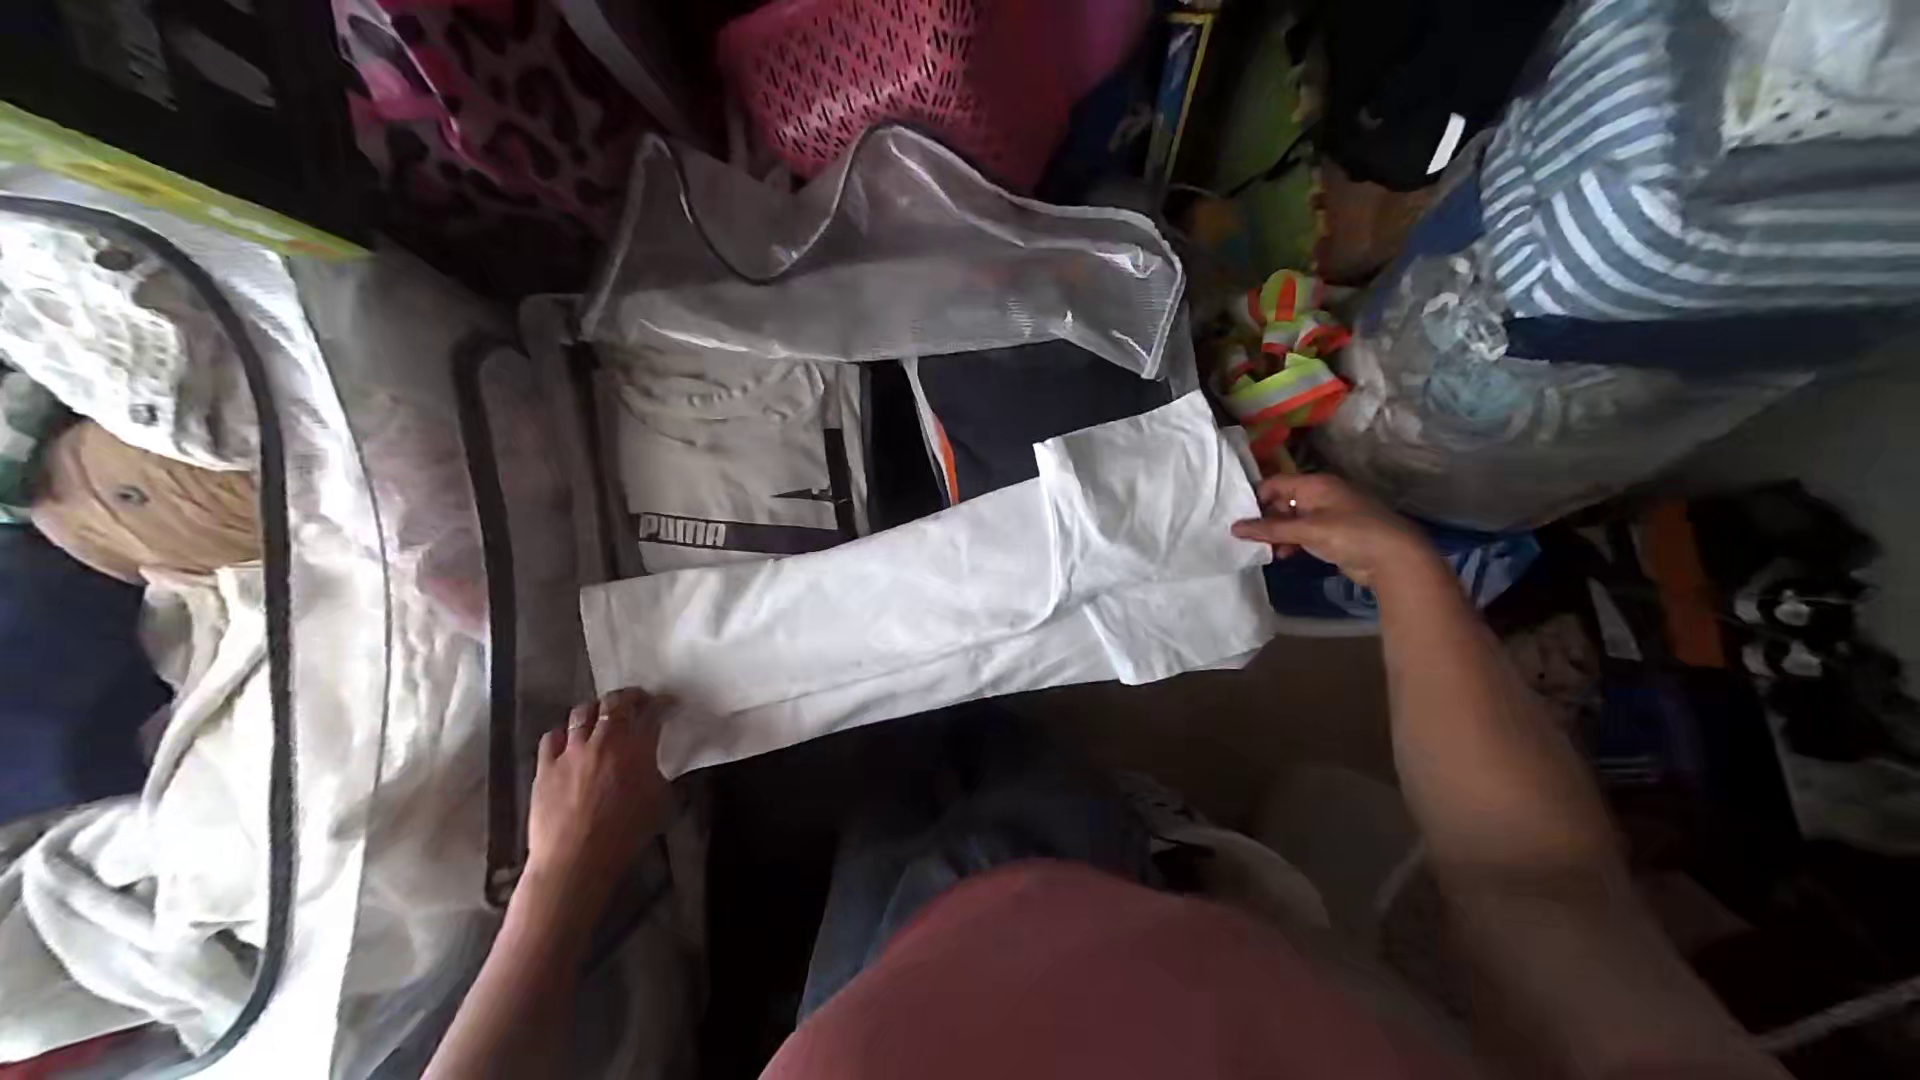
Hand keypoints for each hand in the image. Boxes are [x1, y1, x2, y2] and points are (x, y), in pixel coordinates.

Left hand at [524, 688, 671, 903]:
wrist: (575, 859)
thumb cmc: (626, 833)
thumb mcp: (660, 801)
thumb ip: (660, 773)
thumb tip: (656, 764)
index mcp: (637, 747)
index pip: (653, 712)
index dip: (662, 703)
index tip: (667, 704)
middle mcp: (604, 740)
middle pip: (616, 702)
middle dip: (630, 697)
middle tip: (637, 702)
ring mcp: (571, 750)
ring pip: (582, 712)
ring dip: (597, 709)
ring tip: (602, 716)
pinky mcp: (545, 765)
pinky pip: (553, 736)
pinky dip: (565, 732)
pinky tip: (570, 740)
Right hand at [1230, 473, 1435, 587]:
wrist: (1395, 558)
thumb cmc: (1350, 534)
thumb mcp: (1306, 530)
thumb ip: (1269, 529)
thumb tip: (1234, 527)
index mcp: (1316, 484)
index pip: (1275, 483)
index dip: (1256, 498)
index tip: (1239, 517)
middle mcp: (1322, 495)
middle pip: (1283, 501)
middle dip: (1266, 519)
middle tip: (1249, 537)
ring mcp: (1329, 514)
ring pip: (1292, 520)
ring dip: (1278, 534)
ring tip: (1267, 551)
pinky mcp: (1335, 534)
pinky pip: (1304, 533)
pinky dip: (1292, 542)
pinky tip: (1285, 555)